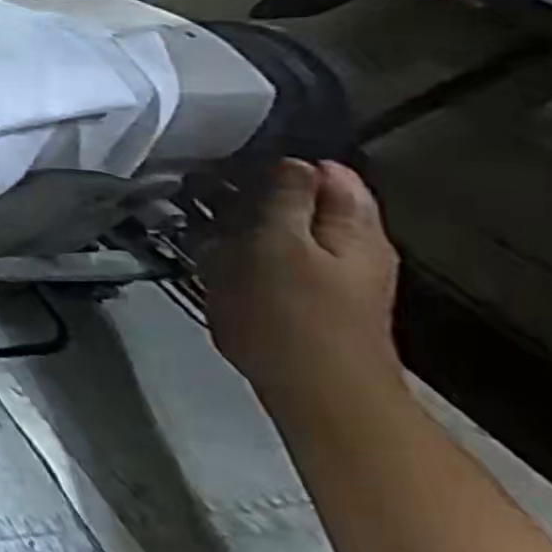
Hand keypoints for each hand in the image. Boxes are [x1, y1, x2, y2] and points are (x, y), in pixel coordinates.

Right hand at [202, 159, 402, 407]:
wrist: (313, 392)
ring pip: (278, 231)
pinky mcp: (298, 297)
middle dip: (253, 193)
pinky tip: (211, 257)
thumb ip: (286, 199)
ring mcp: (324, 275)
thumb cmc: (293, 311)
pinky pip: (266, 259)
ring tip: (197, 220)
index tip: (229, 159)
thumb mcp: (280, 243)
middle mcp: (347, 247)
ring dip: (240, 224)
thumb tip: (291, 162)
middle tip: (202, 190)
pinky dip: (240, 252)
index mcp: (354, 229)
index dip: (281, 161)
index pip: (327, 172)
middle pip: (300, 202)